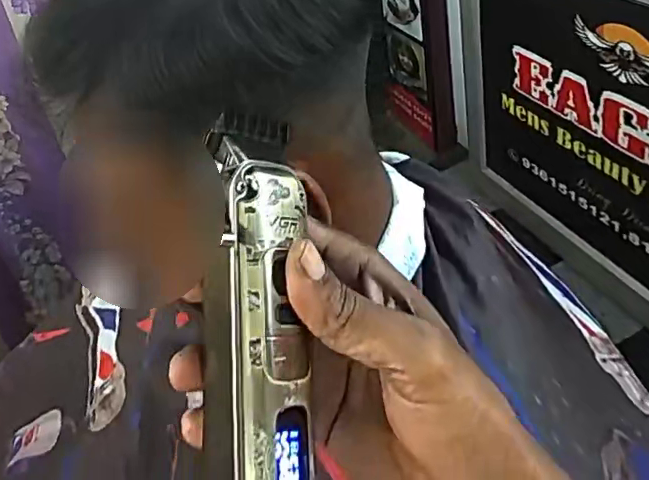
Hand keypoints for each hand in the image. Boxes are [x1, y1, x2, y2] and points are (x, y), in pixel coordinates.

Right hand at [170, 219, 562, 479]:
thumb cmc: (461, 406)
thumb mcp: (413, 351)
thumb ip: (355, 312)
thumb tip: (297, 260)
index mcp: (361, 285)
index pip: (306, 246)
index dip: (263, 235)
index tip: (216, 232)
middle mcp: (332, 318)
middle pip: (270, 294)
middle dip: (226, 294)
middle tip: (186, 297)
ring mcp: (317, 366)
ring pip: (257, 346)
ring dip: (219, 353)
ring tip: (187, 368)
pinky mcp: (308, 413)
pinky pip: (262, 400)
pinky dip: (231, 404)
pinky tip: (206, 415)